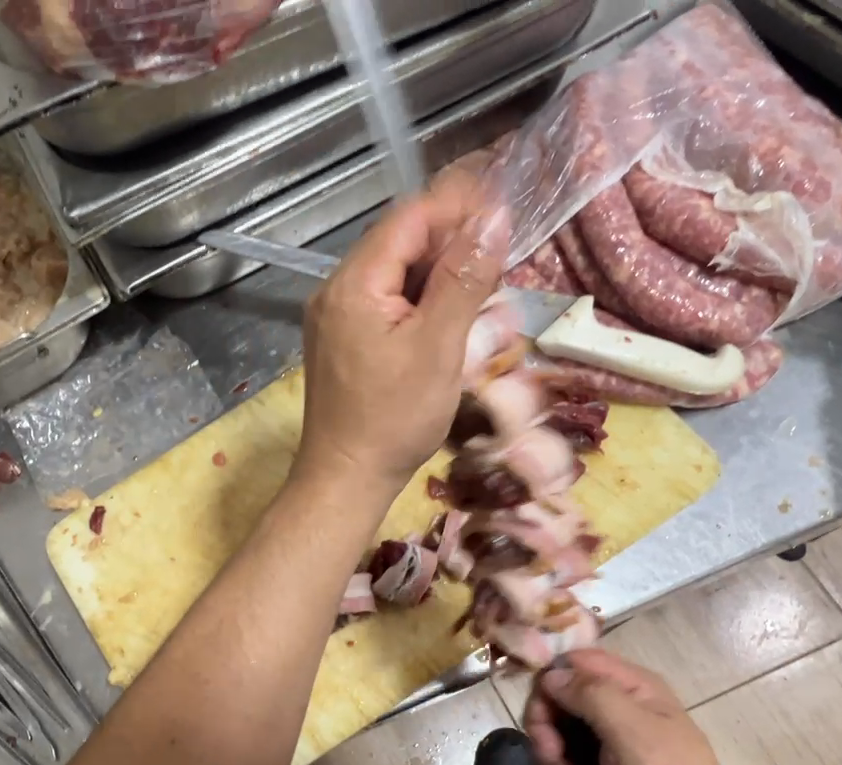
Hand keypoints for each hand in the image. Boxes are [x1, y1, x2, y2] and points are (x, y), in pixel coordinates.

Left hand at [296, 192, 506, 493]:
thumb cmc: (394, 419)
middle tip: (502, 259)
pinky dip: (419, 302)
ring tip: (483, 291)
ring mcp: (334, 318)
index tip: (507, 208)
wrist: (346, 478)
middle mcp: (335, 291)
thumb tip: (495, 216)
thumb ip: (464, 278)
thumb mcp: (439, 346)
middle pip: (399, 243)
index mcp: (353, 284)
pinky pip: (384, 304)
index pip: (408, 219)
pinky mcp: (341, 342)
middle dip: (452, 243)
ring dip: (439, 275)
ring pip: (394, 275)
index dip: (458, 207)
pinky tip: (450, 319)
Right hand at [528, 649, 769, 764]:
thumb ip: (590, 695)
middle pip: (559, 695)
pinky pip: (565, 758)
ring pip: (557, 728)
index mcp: (634, 687)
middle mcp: (618, 706)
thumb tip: (551, 674)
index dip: (552, 677)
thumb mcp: (631, 733)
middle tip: (550, 752)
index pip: (576, 661)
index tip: (540, 707)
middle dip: (547, 723)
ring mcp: (608, 738)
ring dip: (554, 753)